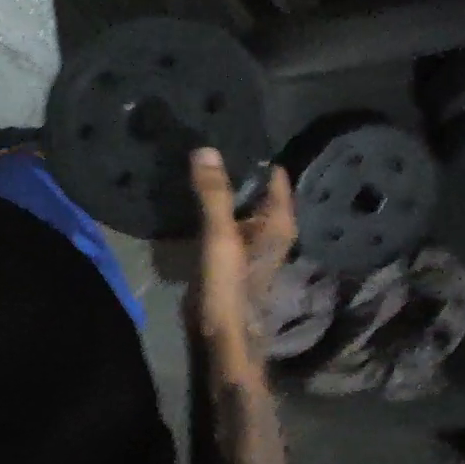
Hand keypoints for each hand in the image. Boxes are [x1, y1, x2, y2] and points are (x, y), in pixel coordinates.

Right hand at [191, 149, 295, 372]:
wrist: (224, 336)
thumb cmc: (231, 287)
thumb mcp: (221, 236)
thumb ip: (214, 194)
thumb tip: (206, 149)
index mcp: (278, 222)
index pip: (273, 174)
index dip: (253, 152)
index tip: (227, 127)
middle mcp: (269, 228)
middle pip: (252, 187)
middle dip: (230, 166)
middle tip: (200, 137)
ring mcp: (249, 241)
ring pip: (235, 202)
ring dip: (217, 186)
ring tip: (190, 159)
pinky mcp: (229, 252)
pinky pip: (220, 217)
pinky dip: (208, 204)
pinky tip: (186, 194)